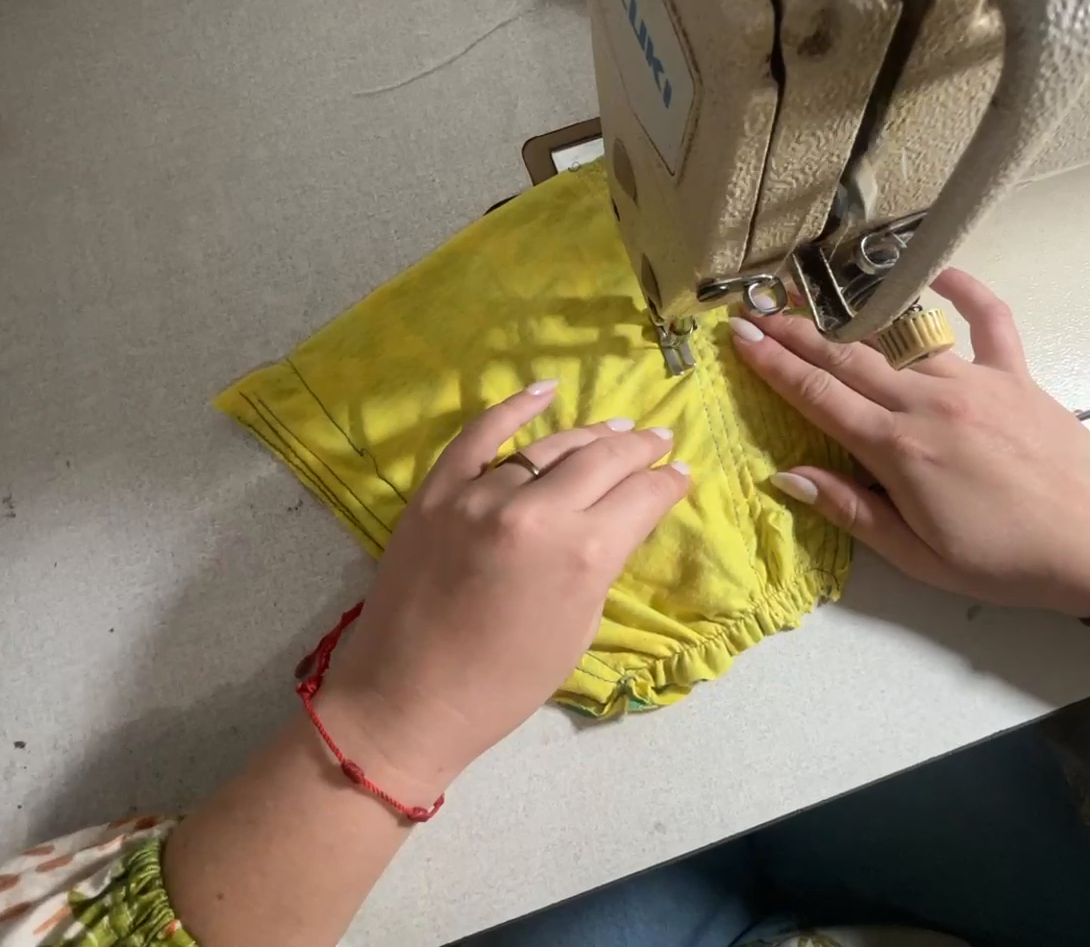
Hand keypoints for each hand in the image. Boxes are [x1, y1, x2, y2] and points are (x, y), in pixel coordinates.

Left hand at [317, 381, 689, 798]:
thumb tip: (621, 517)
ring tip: (619, 427)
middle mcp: (537, 511)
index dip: (669, 483)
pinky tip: (546, 391)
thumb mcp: (579, 628)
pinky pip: (480, 433)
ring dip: (593, 433)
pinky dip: (515, 407)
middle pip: (604, 460)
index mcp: (582, 555)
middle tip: (661, 440)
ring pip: (551, 445)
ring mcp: (481, 494)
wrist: (408, 698)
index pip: (642, 498)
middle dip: (642, 449)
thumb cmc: (505, 683)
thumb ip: (601, 562)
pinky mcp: (438, 489)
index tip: (682, 474)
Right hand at [729, 269, 1089, 616]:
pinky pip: (988, 320)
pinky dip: (966, 290)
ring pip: (897, 340)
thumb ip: (850, 511)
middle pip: (845, 359)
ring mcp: (974, 380)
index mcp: (898, 449)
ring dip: (849, 321)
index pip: (818, 396)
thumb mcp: (917, 556)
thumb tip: (786, 476)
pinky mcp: (1015, 375)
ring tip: (813, 303)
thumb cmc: (1005, 561)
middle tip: (756, 314)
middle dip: (794, 335)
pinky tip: (941, 271)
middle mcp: (928, 402)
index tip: (739, 339)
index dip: (773, 365)